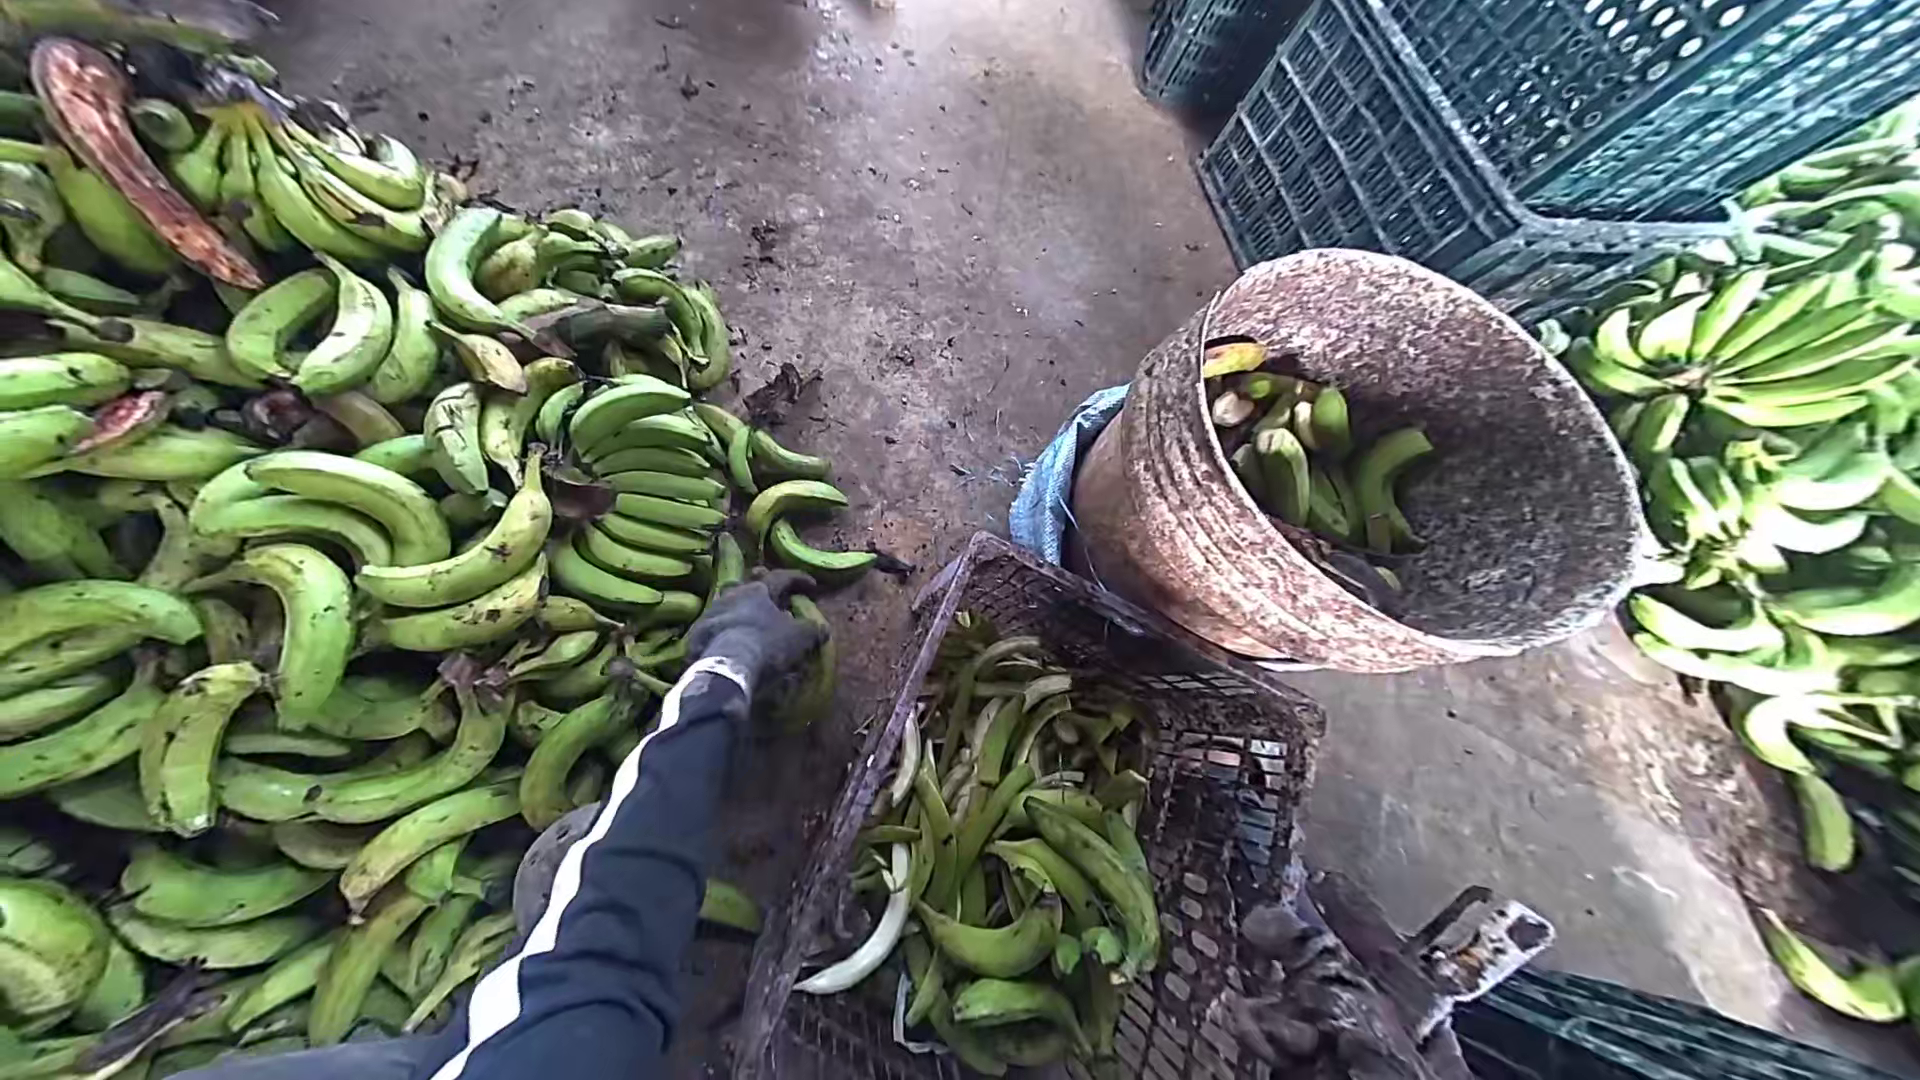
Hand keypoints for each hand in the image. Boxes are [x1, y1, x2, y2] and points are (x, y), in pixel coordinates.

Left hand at [684, 570, 826, 691]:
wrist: (725, 667)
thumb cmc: (767, 644)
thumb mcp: (799, 637)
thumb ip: (812, 629)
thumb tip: (822, 627)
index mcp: (758, 590)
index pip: (782, 577)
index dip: (799, 579)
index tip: (812, 586)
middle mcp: (732, 595)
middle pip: (749, 584)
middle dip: (762, 586)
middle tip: (772, 592)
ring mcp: (711, 613)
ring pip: (729, 603)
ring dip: (742, 608)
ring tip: (751, 618)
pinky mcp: (697, 635)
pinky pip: (716, 626)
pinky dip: (728, 629)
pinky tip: (733, 639)